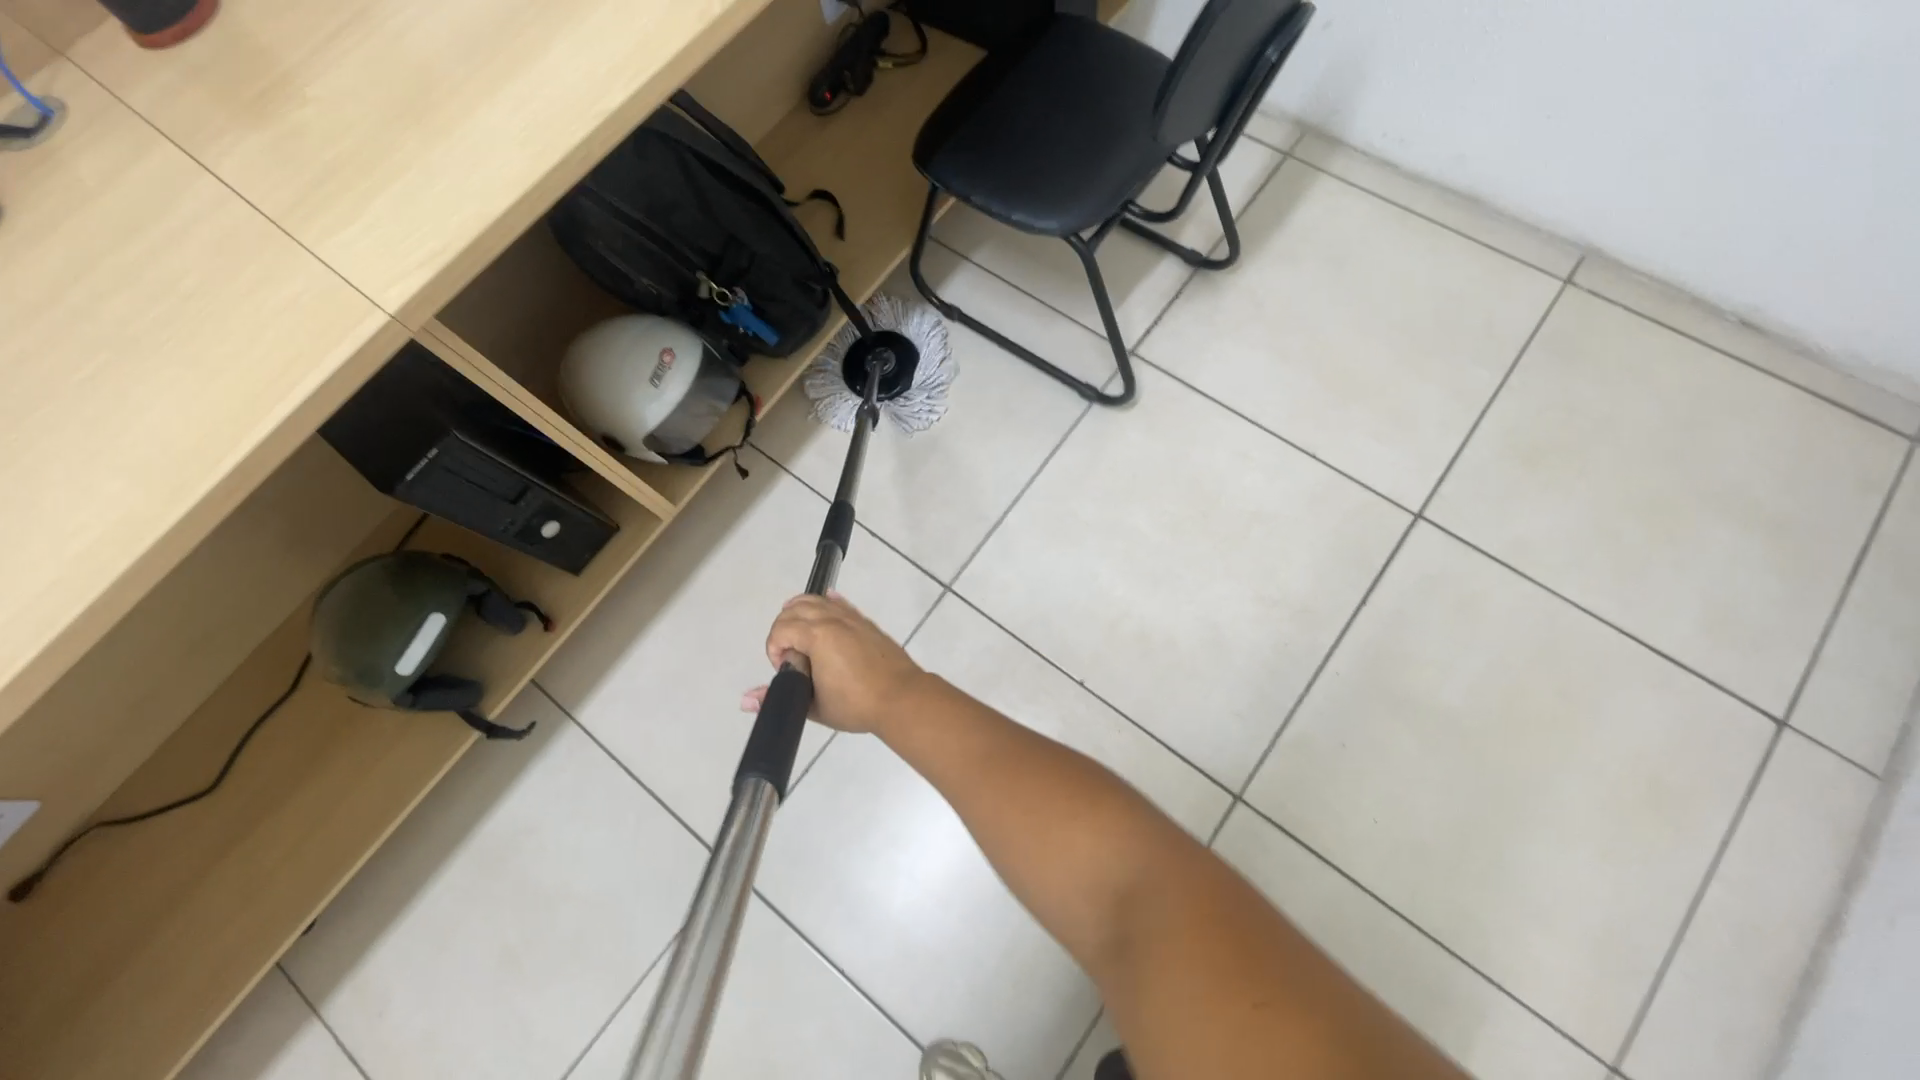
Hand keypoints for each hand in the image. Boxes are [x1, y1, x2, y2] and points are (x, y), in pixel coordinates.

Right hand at [741, 591, 927, 733]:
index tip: (785, 670)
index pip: (781, 629)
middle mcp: (832, 619)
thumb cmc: (856, 705)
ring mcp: (851, 618)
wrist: (901, 698)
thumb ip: (777, 698)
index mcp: (817, 636)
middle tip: (790, 656)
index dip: (775, 649)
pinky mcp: (865, 622)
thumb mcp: (813, 706)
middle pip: (795, 608)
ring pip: (816, 600)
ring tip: (799, 636)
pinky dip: (827, 602)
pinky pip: (840, 603)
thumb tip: (745, 701)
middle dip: (783, 629)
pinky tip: (826, 602)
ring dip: (801, 612)